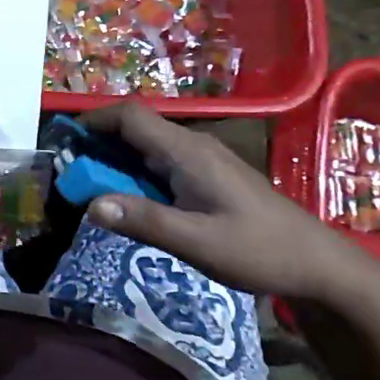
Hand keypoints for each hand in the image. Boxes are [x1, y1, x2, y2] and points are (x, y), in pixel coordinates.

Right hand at [79, 103, 379, 302]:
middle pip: (135, 129)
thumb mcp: (197, 242)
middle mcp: (192, 147)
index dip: (93, 121)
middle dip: (97, 146)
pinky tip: (130, 202)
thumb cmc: (259, 250)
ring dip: (115, 163)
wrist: (316, 263)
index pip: (131, 115)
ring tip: (90, 191)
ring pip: (147, 148)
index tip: (63, 143)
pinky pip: (161, 166)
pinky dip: (136, 177)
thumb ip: (144, 222)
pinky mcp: (208, 177)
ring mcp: (203, 161)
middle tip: (69, 176)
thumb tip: (89, 205)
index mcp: (187, 152)